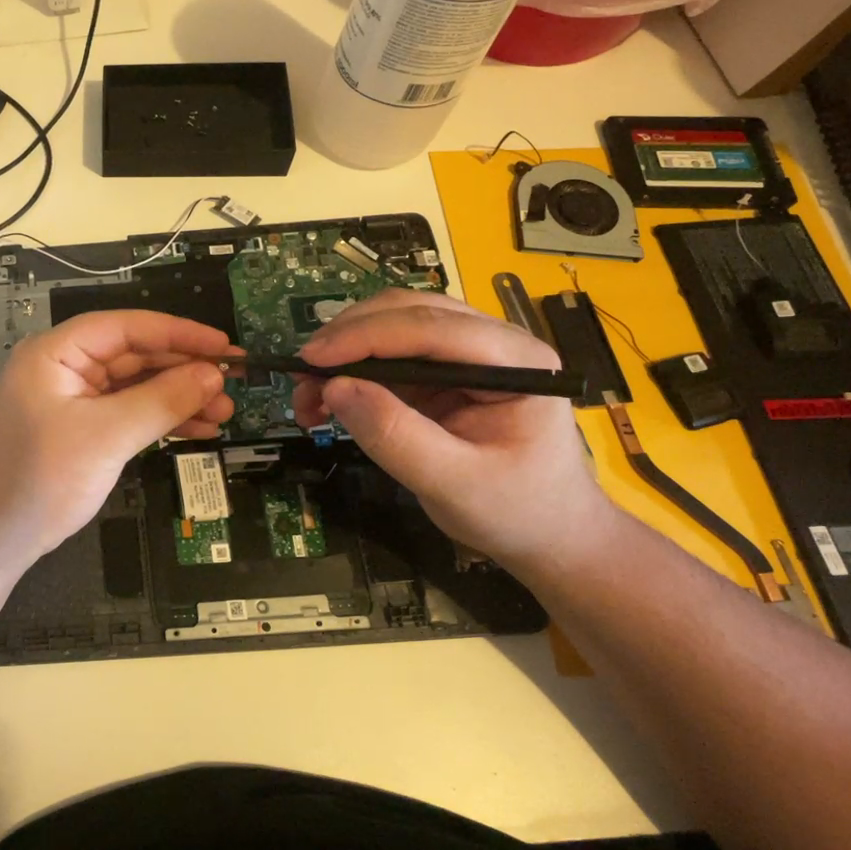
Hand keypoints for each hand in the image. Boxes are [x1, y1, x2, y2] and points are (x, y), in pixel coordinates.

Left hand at [0, 310, 233, 568]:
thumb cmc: (42, 480)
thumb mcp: (107, 437)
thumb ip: (161, 401)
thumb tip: (212, 375)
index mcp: (55, 353)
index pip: (125, 327)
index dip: (177, 332)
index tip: (222, 345)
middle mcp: (63, 367)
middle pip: (133, 354)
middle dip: (183, 369)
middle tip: (233, 381)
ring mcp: (71, 398)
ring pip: (136, 385)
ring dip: (179, 397)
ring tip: (224, 412)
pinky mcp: (80, 427)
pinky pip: (128, 411)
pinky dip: (161, 419)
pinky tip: (199, 428)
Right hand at [292, 290, 614, 571]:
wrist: (549, 536)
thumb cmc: (515, 512)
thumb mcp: (453, 483)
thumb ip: (395, 435)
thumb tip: (334, 388)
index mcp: (517, 362)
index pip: (433, 328)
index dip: (366, 336)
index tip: (312, 359)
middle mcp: (494, 343)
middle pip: (408, 313)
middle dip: (348, 339)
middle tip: (301, 376)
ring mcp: (468, 354)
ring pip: (392, 327)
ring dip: (344, 352)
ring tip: (307, 394)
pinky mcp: (444, 373)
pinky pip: (389, 357)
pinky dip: (352, 372)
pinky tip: (326, 400)